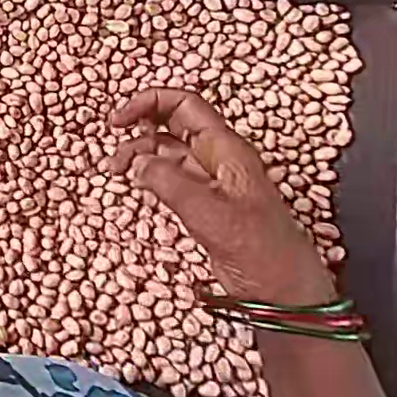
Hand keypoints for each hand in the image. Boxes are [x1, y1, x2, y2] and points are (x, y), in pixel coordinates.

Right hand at [110, 89, 334, 305]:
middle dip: (137, 125)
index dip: (148, 102)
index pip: (183, 104)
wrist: (284, 294)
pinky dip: (145, 173)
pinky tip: (133, 182)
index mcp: (226, 149)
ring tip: (116, 170)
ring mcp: (207, 179)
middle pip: (170, 122)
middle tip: (112, 140)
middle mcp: (216, 157)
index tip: (119, 120)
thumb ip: (169, 182)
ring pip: (164, 148)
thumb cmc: (262, 252)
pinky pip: (165, 174)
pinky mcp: (200, 201)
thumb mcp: (211, 214)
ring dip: (137, 152)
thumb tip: (136, 161)